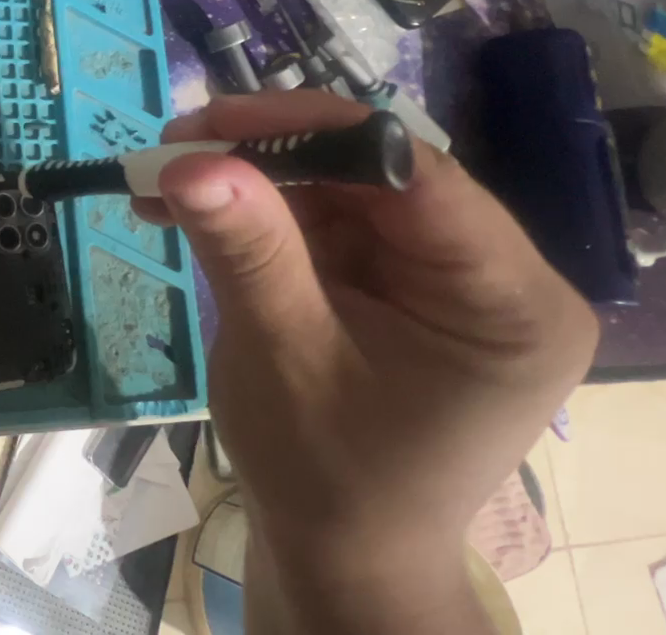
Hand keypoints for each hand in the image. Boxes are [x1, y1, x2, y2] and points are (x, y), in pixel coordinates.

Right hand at [137, 92, 596, 632]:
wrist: (333, 544)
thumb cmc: (325, 470)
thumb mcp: (281, 355)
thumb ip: (245, 250)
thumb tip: (187, 161)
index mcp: (506, 300)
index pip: (419, 178)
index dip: (316, 131)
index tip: (214, 122)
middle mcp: (484, 272)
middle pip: (371, 174)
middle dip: (264, 156)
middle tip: (172, 148)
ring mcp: (431, 273)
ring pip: (331, 188)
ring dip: (242, 180)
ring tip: (159, 183)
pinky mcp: (383, 279)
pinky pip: (312, 220)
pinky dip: (245, 211)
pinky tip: (183, 210)